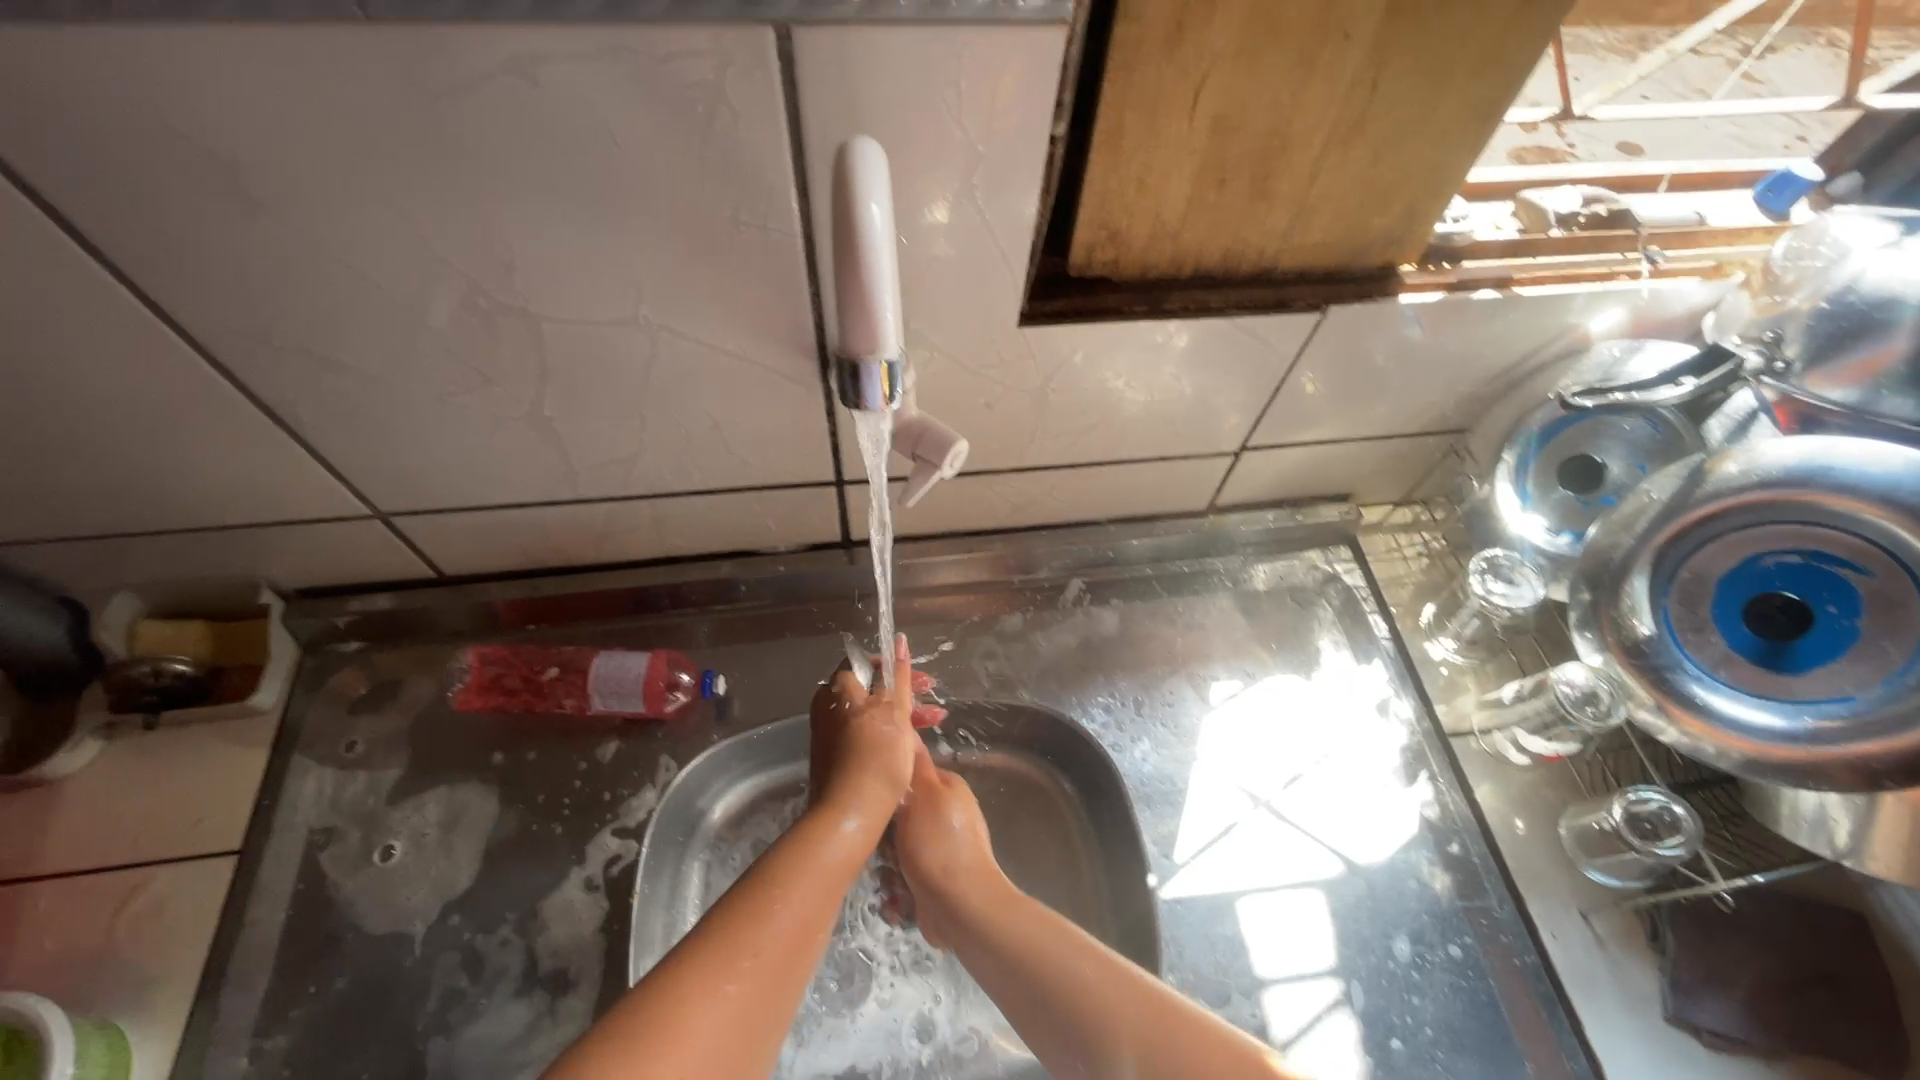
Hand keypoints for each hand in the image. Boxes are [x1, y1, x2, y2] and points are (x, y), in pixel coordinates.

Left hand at [809, 634, 924, 827]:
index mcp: (837, 691)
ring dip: (902, 715)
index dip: (894, 667)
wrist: (849, 815)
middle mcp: (828, 707)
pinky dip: (887, 733)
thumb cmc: (876, 758)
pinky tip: (909, 745)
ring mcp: (829, 733)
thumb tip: (898, 639)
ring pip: (870, 714)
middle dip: (905, 694)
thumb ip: (898, 677)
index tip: (921, 681)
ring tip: (934, 726)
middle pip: (869, 690)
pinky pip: (863, 734)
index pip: (863, 663)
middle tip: (933, 705)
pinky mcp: (835, 757)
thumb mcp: (895, 713)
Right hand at [891, 745, 1008, 947]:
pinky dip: (897, 888)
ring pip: (897, 848)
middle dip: (885, 832)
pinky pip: (903, 877)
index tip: (874, 797)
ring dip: (888, 864)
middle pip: (900, 815)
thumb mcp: (925, 792)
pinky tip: (895, 896)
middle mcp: (947, 817)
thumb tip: (909, 731)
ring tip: (889, 873)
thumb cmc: (938, 842)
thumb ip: (915, 764)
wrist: (960, 906)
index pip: (911, 774)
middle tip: (881, 842)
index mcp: (949, 789)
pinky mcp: (933, 881)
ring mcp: (941, 851)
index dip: (890, 784)